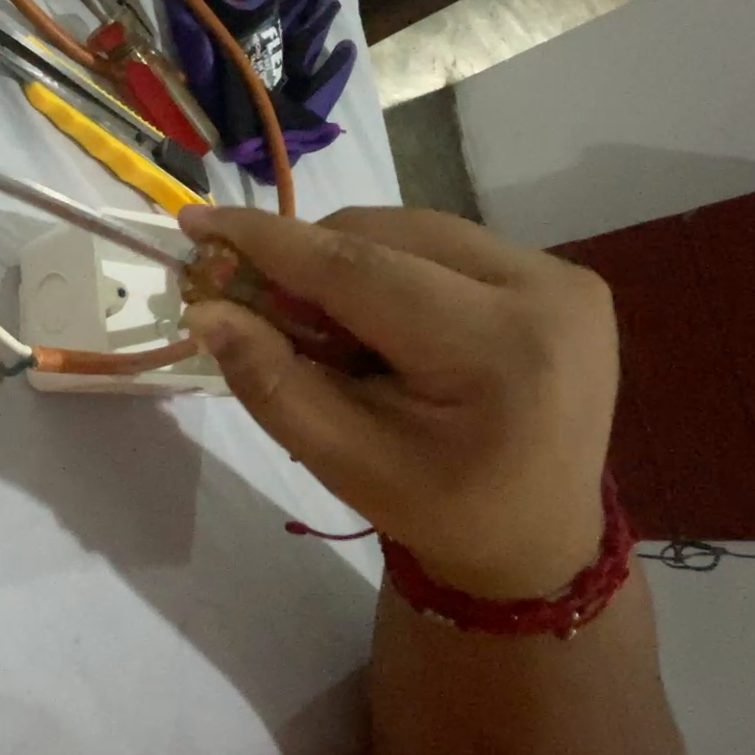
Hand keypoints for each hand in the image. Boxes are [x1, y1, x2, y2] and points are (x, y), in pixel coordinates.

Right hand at [178, 206, 618, 599]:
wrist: (536, 535)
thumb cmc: (434, 506)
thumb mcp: (338, 457)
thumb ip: (268, 379)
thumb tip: (205, 311)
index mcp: (496, 348)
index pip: (355, 268)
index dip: (266, 239)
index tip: (196, 219)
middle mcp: (543, 290)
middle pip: (379, 236)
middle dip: (300, 260)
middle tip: (252, 303)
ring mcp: (558, 274)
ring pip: (404, 229)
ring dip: (338, 262)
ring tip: (320, 325)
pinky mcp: (554, 273)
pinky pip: (434, 242)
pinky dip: (379, 266)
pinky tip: (370, 319)